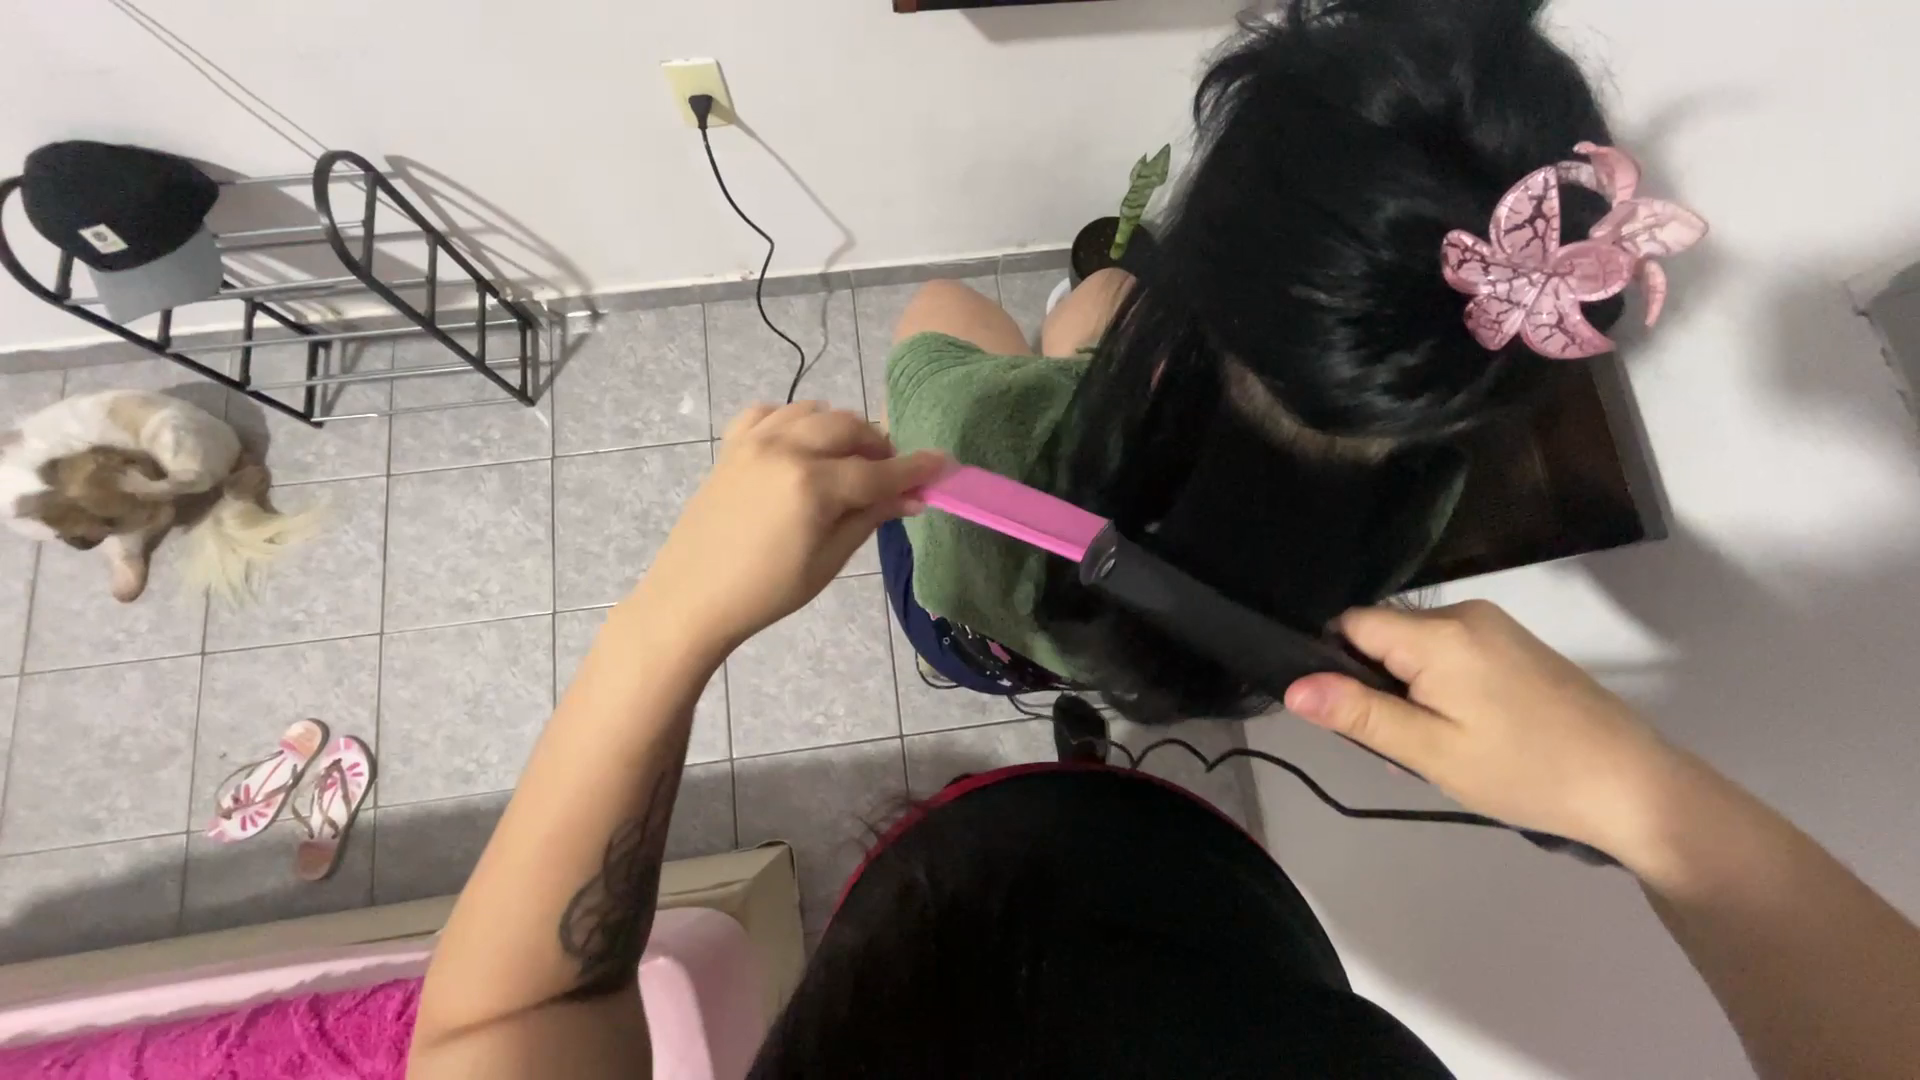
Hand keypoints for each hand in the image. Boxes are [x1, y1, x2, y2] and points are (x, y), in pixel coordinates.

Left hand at [633, 402, 943, 654]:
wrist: (692, 598)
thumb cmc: (766, 591)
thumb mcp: (828, 561)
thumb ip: (870, 518)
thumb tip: (913, 498)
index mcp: (812, 484)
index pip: (878, 470)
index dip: (915, 468)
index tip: (944, 463)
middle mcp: (785, 449)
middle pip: (849, 428)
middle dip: (878, 446)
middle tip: (890, 475)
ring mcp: (754, 441)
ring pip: (814, 411)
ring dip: (840, 429)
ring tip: (848, 460)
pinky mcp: (732, 446)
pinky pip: (771, 412)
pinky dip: (794, 420)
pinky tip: (801, 445)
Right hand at [1283, 600, 1693, 862]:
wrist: (1639, 790)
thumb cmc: (1526, 772)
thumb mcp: (1430, 752)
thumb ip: (1358, 713)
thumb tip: (1292, 687)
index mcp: (1439, 634)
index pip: (1350, 624)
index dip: (1334, 663)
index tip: (1353, 713)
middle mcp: (1464, 613)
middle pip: (1382, 634)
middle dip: (1374, 683)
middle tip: (1401, 744)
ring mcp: (1494, 625)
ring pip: (1413, 645)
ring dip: (1407, 687)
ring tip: (1436, 744)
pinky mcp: (1514, 642)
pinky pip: (1448, 650)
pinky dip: (1439, 684)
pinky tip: (1465, 729)